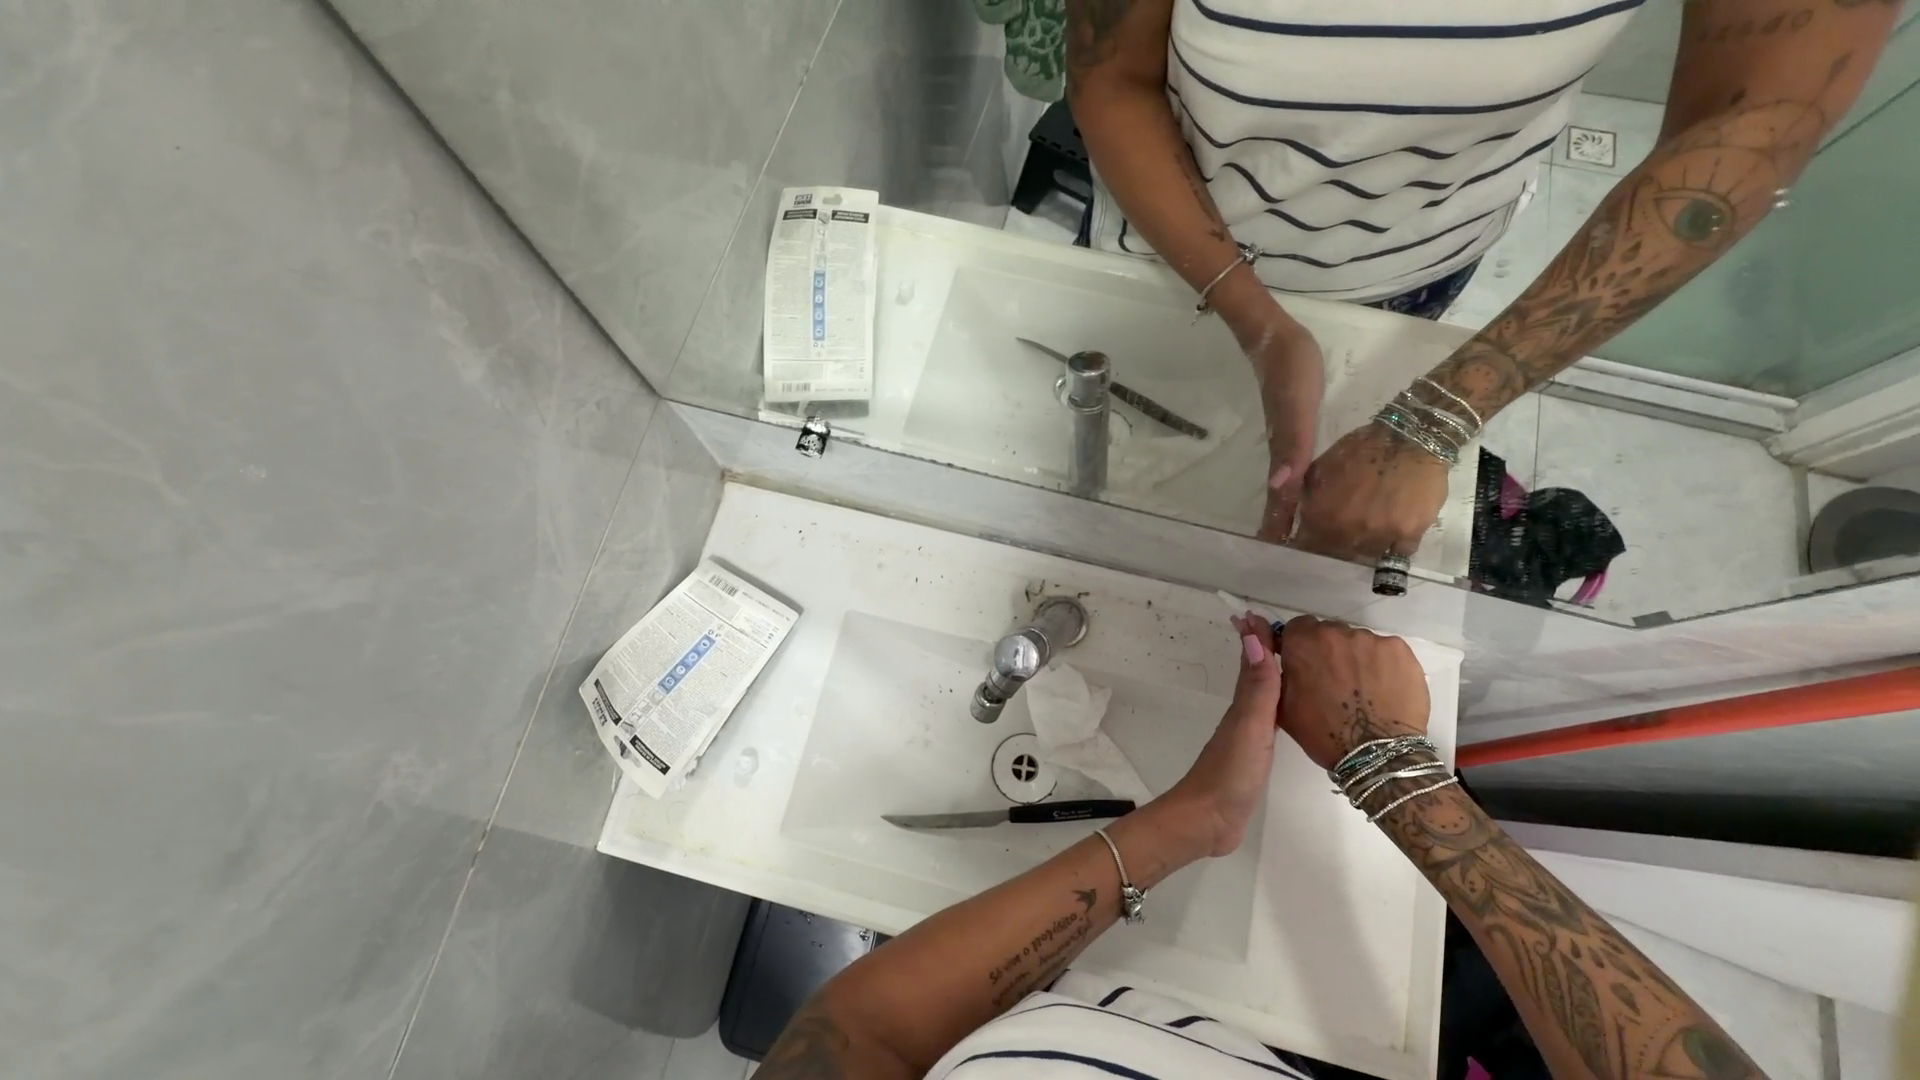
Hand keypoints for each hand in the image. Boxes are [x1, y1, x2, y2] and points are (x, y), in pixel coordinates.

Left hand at [1160, 614, 1281, 856]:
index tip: (1261, 612)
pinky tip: (1287, 714)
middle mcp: (1244, 716)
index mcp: (1244, 705)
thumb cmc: (1230, 772)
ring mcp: (1246, 738)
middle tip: (1284, 631)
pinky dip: (1278, 709)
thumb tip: (1254, 636)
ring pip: (1262, 698)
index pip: (1253, 661)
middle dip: (1266, 651)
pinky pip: (1268, 724)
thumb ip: (1258, 686)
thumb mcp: (1250, 725)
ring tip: (1292, 664)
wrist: (1208, 820)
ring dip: (1272, 677)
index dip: (1258, 638)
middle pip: (1257, 675)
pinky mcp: (1251, 760)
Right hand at [1237, 320, 1325, 542]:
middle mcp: (1284, 457)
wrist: (1278, 337)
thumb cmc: (1289, 369)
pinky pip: (1299, 472)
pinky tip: (1309, 496)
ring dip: (1294, 515)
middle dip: (1286, 532)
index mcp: (1284, 456)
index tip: (1276, 563)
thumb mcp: (1294, 406)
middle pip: (1284, 502)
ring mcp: (1289, 445)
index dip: (1279, 531)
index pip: (1280, 502)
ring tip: (1300, 541)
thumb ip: (1289, 446)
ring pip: (1291, 490)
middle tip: (1292, 564)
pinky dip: (1302, 493)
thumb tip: (1280, 487)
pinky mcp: (1295, 432)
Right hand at [1274, 616, 1428, 771]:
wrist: (1375, 754)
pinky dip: (1383, 665)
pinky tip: (1383, 689)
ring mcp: (1370, 639)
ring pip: (1358, 642)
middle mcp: (1335, 632)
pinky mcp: (1399, 650)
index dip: (1301, 645)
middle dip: (1328, 650)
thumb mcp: (1281, 703)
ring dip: (1356, 658)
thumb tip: (1262, 644)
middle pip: (1329, 632)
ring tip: (1362, 689)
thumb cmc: (1321, 732)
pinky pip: (1385, 651)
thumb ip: (1271, 669)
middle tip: (1334, 680)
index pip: (1298, 627)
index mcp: (1301, 642)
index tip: (1307, 665)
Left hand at [1294, 421, 1449, 560]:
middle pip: (1336, 554)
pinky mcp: (1410, 534)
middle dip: (1335, 547)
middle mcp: (1346, 532)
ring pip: (1365, 556)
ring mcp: (1379, 536)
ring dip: (1362, 548)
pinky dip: (1392, 548)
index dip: (1309, 544)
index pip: (1307, 546)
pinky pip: (1397, 554)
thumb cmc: (1359, 450)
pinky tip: (1390, 534)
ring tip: (1366, 533)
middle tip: (1342, 536)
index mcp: (1320, 516)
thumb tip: (1287, 524)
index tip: (1314, 541)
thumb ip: (1305, 500)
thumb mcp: (1317, 471)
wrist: (1409, 438)